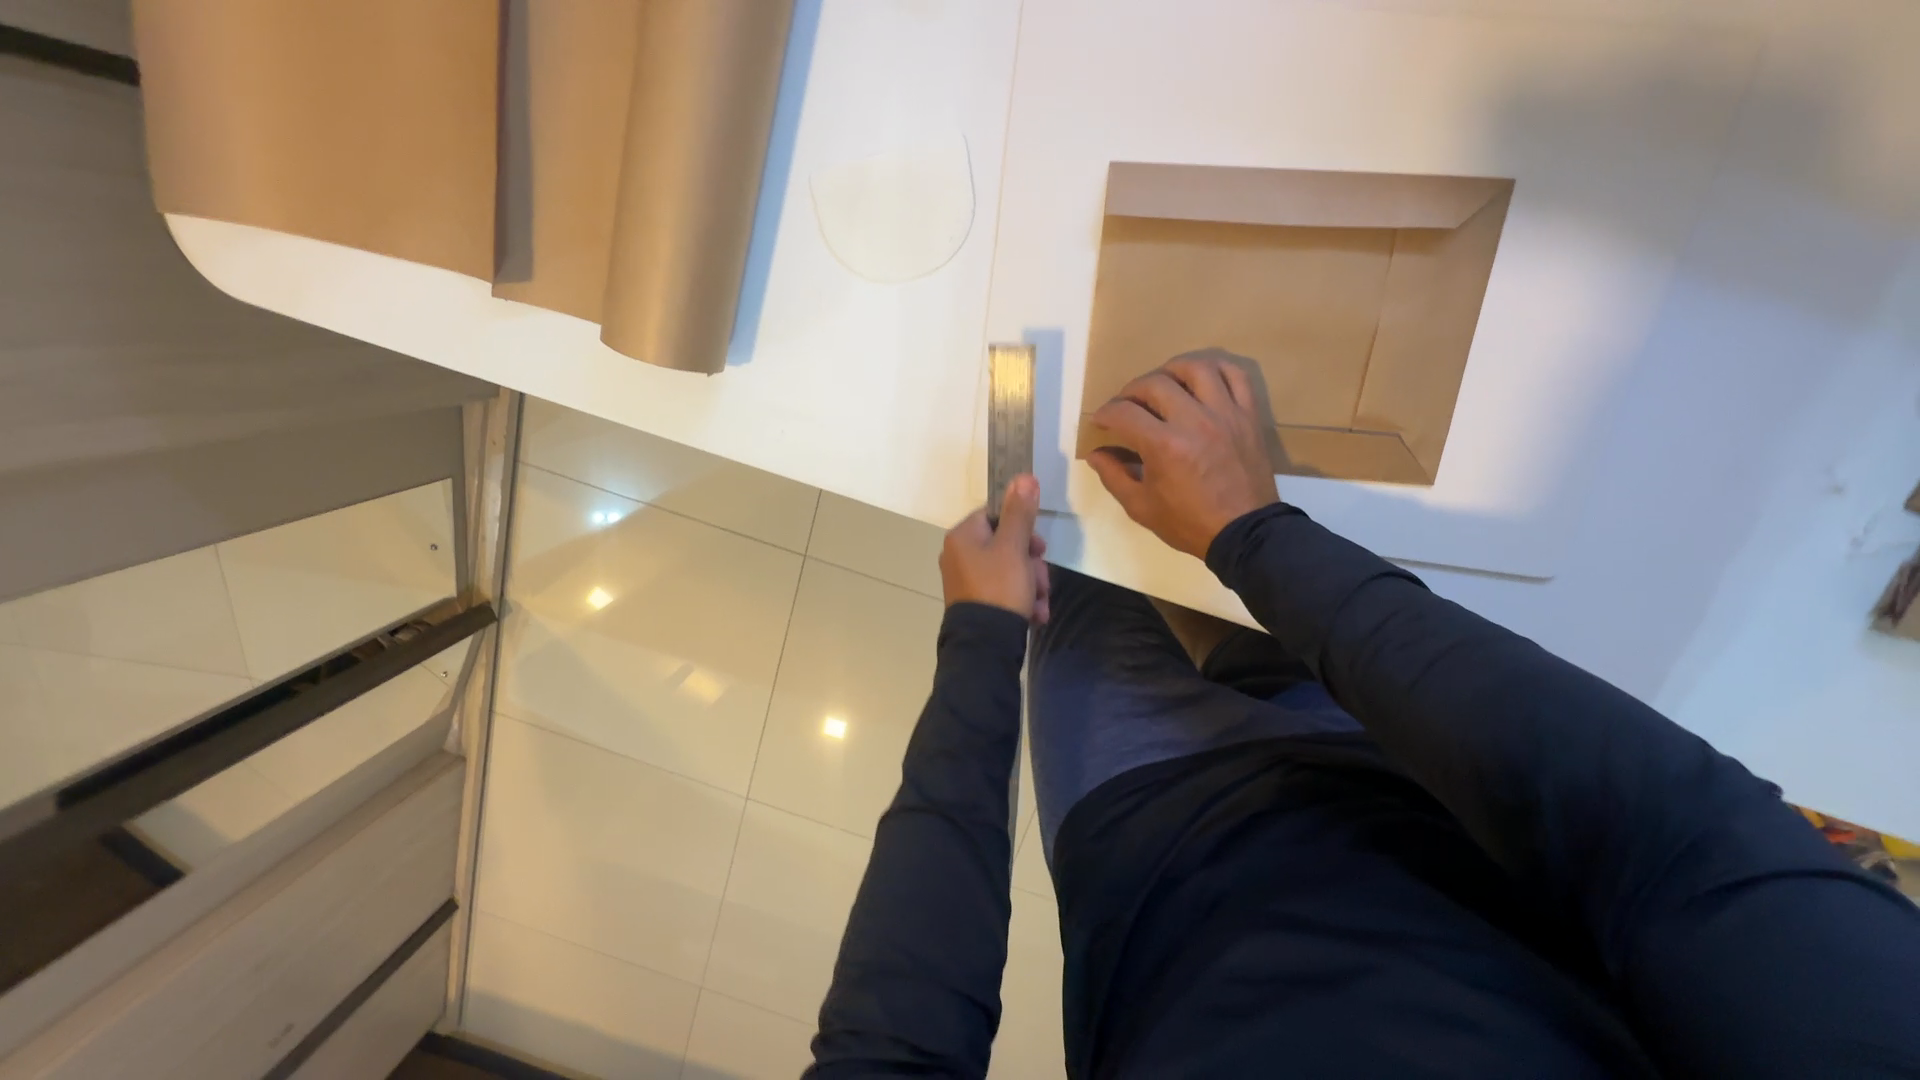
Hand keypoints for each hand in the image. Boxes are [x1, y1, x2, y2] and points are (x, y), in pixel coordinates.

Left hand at [940, 474, 1050, 623]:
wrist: (985, 646)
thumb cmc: (998, 589)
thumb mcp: (1013, 548)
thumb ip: (1020, 513)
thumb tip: (1024, 476)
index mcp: (962, 537)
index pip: (996, 515)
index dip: (1023, 528)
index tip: (1038, 546)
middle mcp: (959, 555)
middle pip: (1006, 544)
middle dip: (1031, 563)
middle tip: (1040, 578)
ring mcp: (967, 581)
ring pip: (1011, 569)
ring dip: (1032, 583)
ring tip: (1039, 601)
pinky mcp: (977, 602)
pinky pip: (1005, 590)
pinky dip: (1023, 599)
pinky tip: (1035, 613)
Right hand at [1087, 350, 1279, 558]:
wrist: (1244, 532)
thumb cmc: (1189, 523)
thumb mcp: (1141, 507)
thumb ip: (1113, 476)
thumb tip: (1095, 453)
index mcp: (1164, 446)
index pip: (1124, 412)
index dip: (1105, 414)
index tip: (1101, 421)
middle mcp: (1194, 421)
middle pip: (1154, 383)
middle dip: (1131, 391)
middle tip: (1126, 405)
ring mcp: (1225, 414)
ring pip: (1196, 368)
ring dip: (1171, 370)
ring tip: (1163, 383)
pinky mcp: (1248, 416)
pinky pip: (1236, 376)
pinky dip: (1216, 370)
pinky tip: (1201, 379)